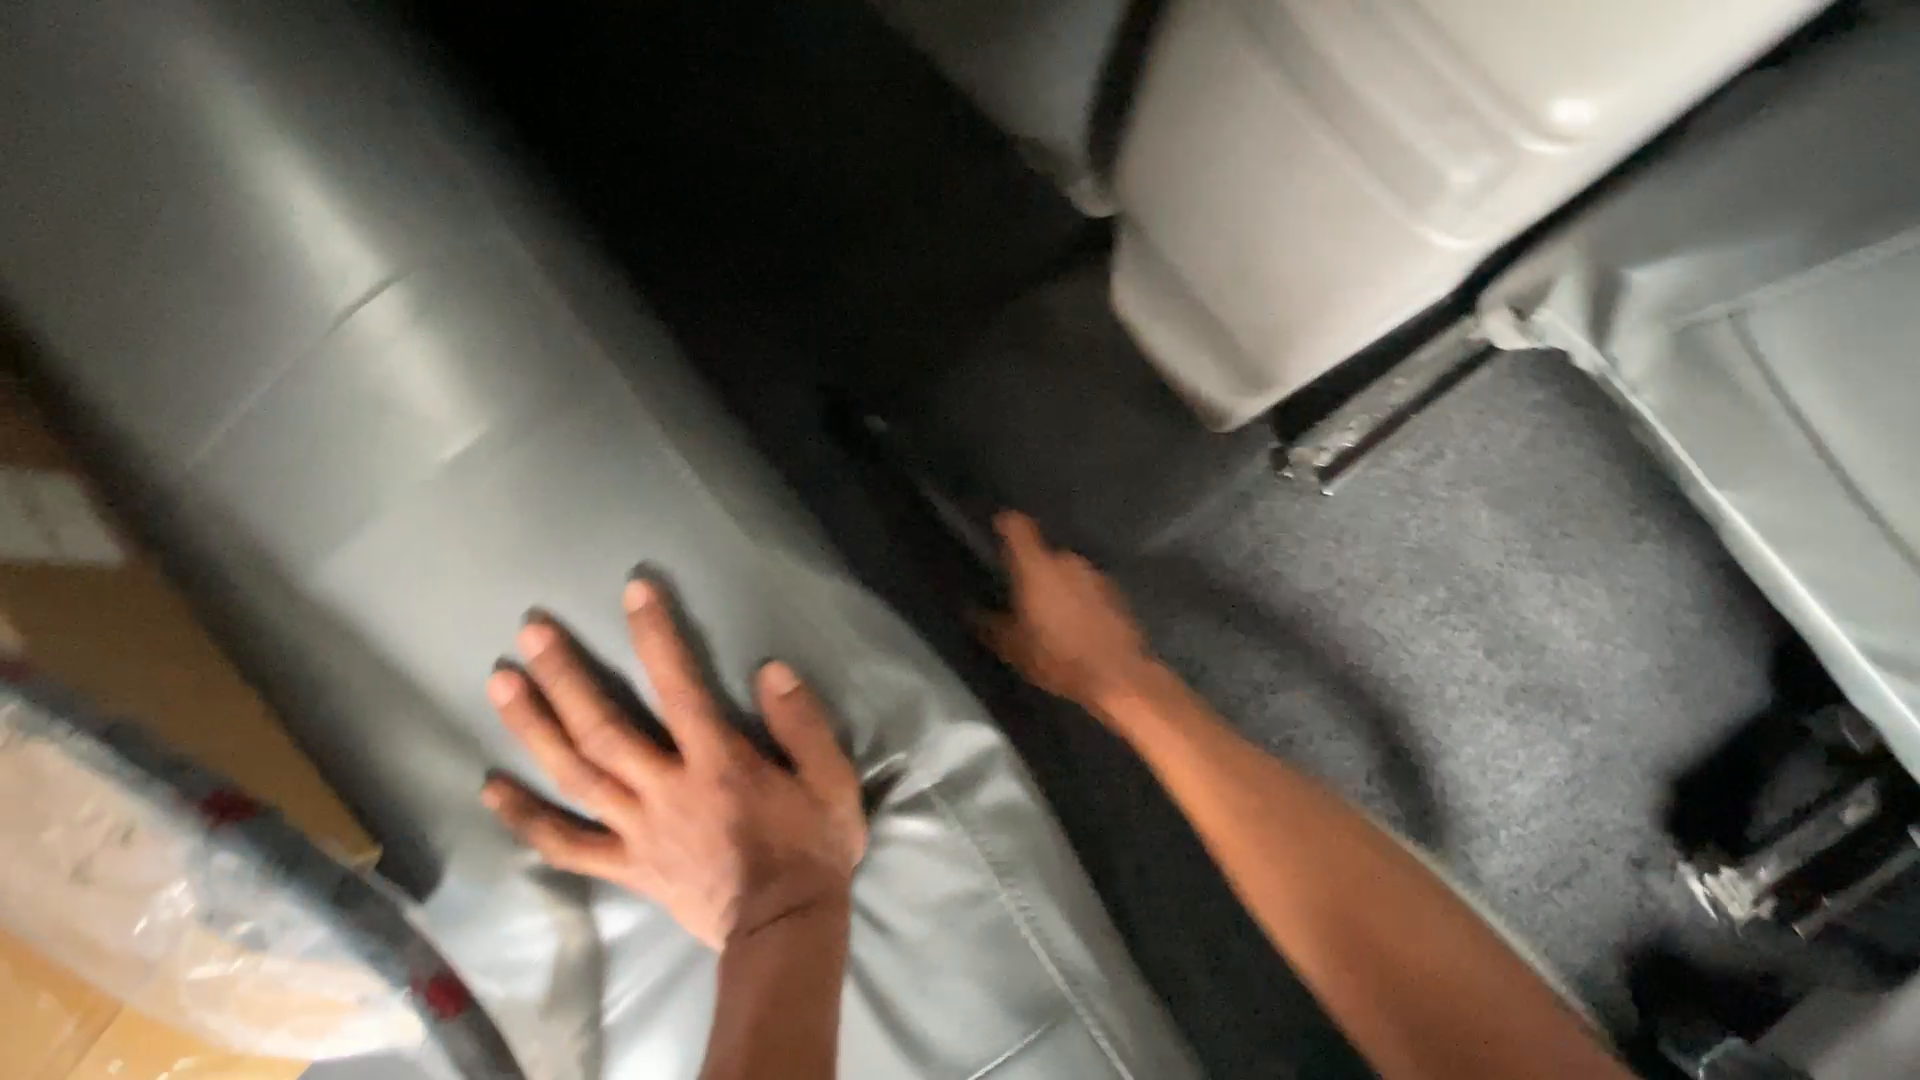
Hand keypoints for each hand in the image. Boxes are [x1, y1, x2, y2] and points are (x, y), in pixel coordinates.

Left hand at [480, 579, 865, 949]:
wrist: (785, 929)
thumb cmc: (811, 848)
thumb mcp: (831, 780)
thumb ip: (802, 723)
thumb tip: (768, 670)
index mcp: (717, 764)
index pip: (679, 688)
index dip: (655, 636)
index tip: (633, 591)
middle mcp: (666, 790)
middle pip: (603, 729)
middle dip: (565, 676)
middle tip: (531, 631)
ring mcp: (638, 831)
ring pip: (574, 776)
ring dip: (533, 728)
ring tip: (499, 683)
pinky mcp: (626, 867)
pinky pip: (567, 844)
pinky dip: (525, 818)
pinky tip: (490, 789)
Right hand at [980, 511, 1155, 710]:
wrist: (1118, 675)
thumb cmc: (1057, 657)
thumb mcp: (1013, 647)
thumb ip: (989, 624)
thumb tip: (971, 611)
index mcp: (1036, 567)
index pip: (1016, 526)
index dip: (1004, 523)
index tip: (996, 529)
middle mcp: (1066, 560)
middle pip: (1042, 554)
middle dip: (1032, 571)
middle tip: (1022, 598)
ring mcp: (1094, 574)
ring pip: (1066, 572)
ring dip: (1057, 586)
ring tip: (1051, 616)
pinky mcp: (1115, 592)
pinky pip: (1086, 588)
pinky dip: (1079, 599)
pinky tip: (1076, 625)